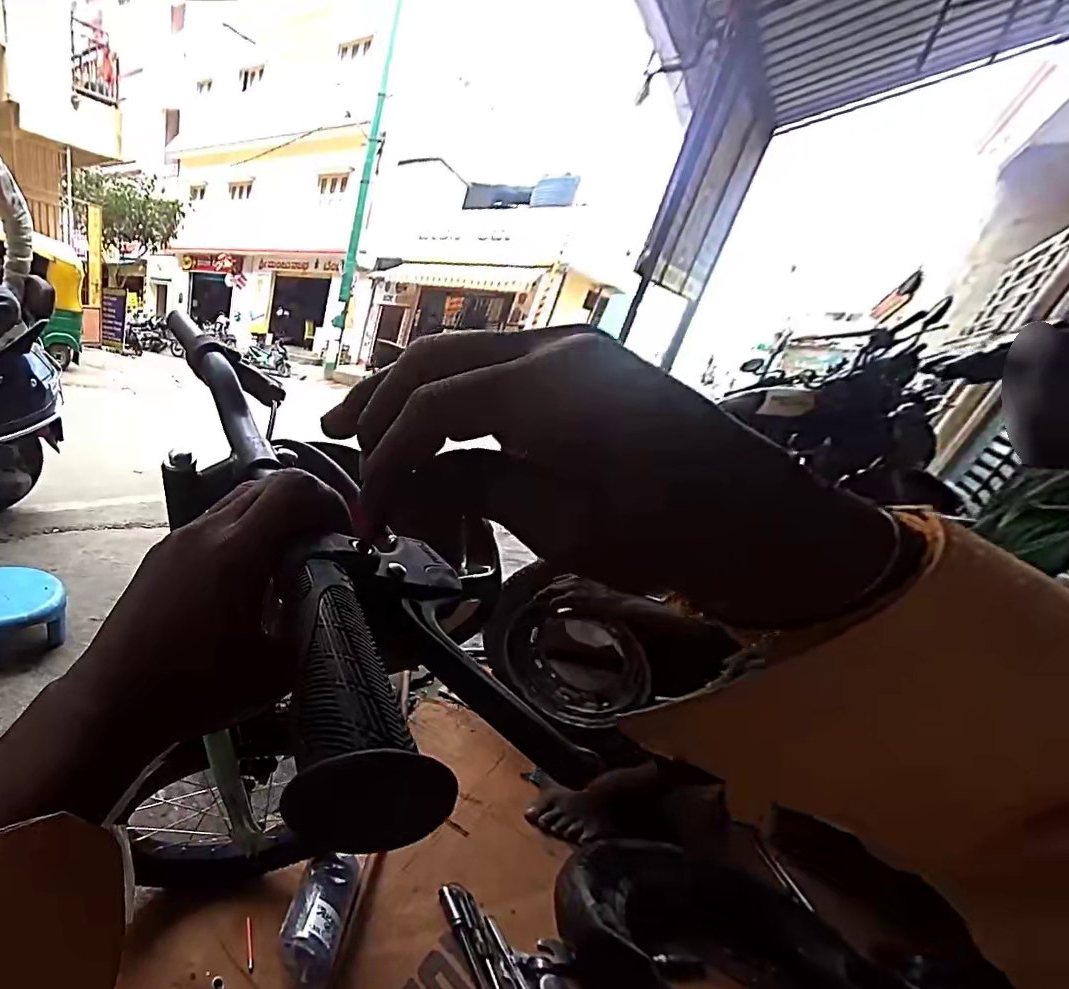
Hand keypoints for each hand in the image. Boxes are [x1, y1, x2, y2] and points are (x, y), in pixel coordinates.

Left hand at [65, 470, 350, 749]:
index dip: (331, 502)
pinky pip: (209, 528)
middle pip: (266, 486)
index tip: (341, 535)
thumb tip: (326, 600)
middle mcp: (202, 533)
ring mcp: (176, 542)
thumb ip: (310, 623)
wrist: (118, 698)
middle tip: (319, 549)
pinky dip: (237, 539)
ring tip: (280, 571)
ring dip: (268, 523)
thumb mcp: (274, 668)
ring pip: (235, 504)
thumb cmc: (190, 690)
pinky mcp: (160, 557)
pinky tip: (241, 586)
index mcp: (234, 552)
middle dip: (304, 510)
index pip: (294, 488)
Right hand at [321, 328, 897, 627]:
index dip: (385, 457)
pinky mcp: (568, 366)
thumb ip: (466, 486)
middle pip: (429, 360)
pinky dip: (438, 393)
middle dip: (375, 404)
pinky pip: (482, 368)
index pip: (430, 407)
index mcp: (551, 386)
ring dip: (398, 389)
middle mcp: (552, 349)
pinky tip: (416, 418)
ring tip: (353, 420)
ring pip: (452, 354)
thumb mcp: (552, 520)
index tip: (369, 506)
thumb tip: (398, 486)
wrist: (760, 522)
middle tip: (335, 436)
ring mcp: (563, 350)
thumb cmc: (665, 532)